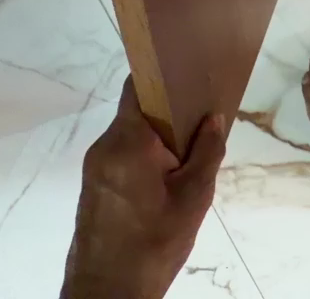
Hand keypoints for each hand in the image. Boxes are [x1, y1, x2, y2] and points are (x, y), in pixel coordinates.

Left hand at [62, 78, 226, 298]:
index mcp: (126, 144)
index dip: (162, 70)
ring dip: (162, 133)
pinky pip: (125, 154)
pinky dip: (149, 152)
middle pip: (139, 109)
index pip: (138, 86)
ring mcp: (96, 170)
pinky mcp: (96, 189)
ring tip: (196, 140)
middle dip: (172, 106)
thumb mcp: (195, 196)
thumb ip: (207, 150)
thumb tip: (213, 117)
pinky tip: (174, 169)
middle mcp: (104, 149)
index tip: (191, 64)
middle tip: (206, 107)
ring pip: (134, 133)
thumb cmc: (153, 244)